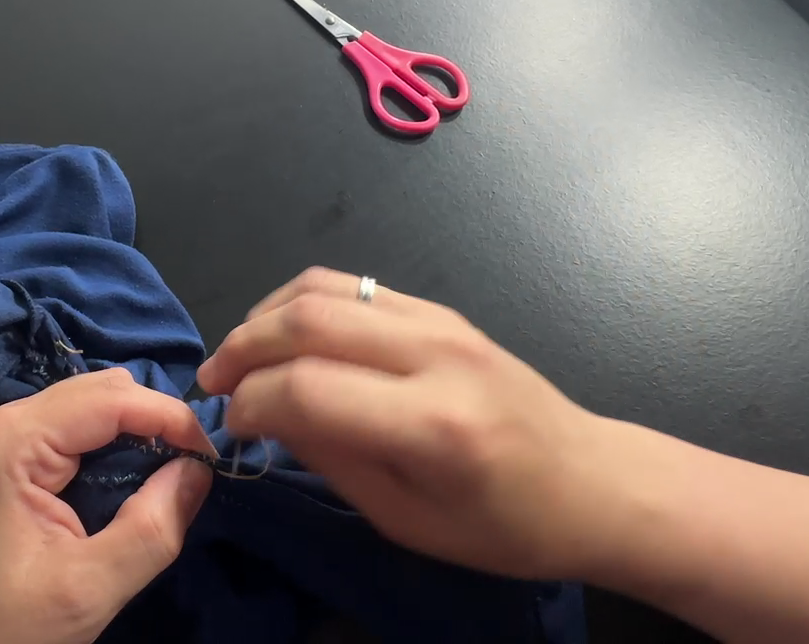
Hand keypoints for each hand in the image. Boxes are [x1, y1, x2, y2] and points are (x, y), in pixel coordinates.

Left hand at [0, 367, 215, 643]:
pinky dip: (119, 439)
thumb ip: (149, 528)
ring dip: (140, 427)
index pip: (113, 399)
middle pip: (105, 390)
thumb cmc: (5, 629)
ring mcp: (15, 432)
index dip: (169, 417)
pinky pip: (84, 425)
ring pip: (98, 401)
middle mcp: (15, 417)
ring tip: (172, 470)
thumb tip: (199, 471)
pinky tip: (136, 475)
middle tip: (196, 466)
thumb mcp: (87, 590)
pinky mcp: (22, 452)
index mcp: (21, 438)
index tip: (213, 455)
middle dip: (156, 419)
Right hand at [196, 267, 635, 580]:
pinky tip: (283, 330)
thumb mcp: (408, 521)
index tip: (232, 426)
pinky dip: (298, 301)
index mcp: (431, 425)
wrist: (594, 481)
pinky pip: (348, 283)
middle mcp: (431, 353)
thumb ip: (329, 459)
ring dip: (263, 315)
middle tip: (214, 381)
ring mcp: (435, 318)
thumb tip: (264, 412)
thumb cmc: (505, 525)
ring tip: (241, 352)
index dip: (251, 404)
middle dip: (242, 347)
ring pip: (319, 288)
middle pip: (305, 321)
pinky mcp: (434, 305)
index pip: (307, 389)